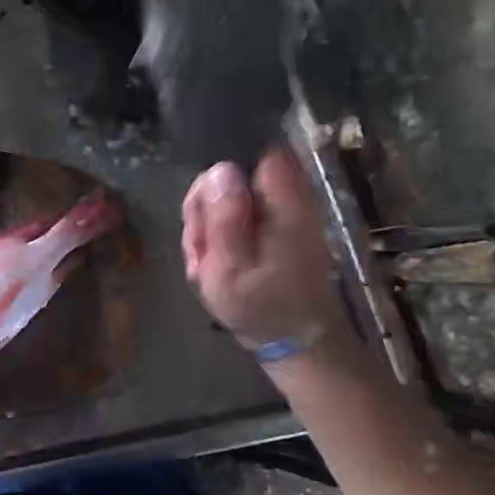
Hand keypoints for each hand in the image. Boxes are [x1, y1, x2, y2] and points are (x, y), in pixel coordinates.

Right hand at [181, 146, 344, 348]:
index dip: (223, 171)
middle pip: (232, 177)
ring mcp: (278, 216)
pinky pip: (230, 220)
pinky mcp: (270, 231)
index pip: (256, 153)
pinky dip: (216, 239)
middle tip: (202, 244)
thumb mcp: (230, 266)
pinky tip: (213, 263)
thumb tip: (221, 170)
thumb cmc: (262, 306)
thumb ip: (224, 216)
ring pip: (225, 200)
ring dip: (206, 226)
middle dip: (205, 205)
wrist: (293, 341)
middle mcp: (286, 200)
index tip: (207, 203)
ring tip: (206, 260)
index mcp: (284, 203)